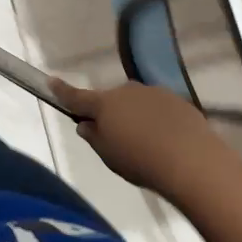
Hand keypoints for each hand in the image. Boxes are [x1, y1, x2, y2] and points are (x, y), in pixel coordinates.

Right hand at [51, 78, 220, 192]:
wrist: (191, 160)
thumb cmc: (140, 161)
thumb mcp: (108, 156)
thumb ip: (94, 137)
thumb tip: (86, 123)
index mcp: (104, 104)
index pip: (77, 96)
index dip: (62, 91)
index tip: (51, 81)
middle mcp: (126, 91)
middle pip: (111, 101)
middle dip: (111, 114)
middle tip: (118, 140)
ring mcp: (153, 92)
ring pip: (136, 104)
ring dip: (136, 118)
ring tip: (148, 146)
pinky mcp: (176, 100)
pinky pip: (159, 109)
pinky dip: (158, 121)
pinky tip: (168, 143)